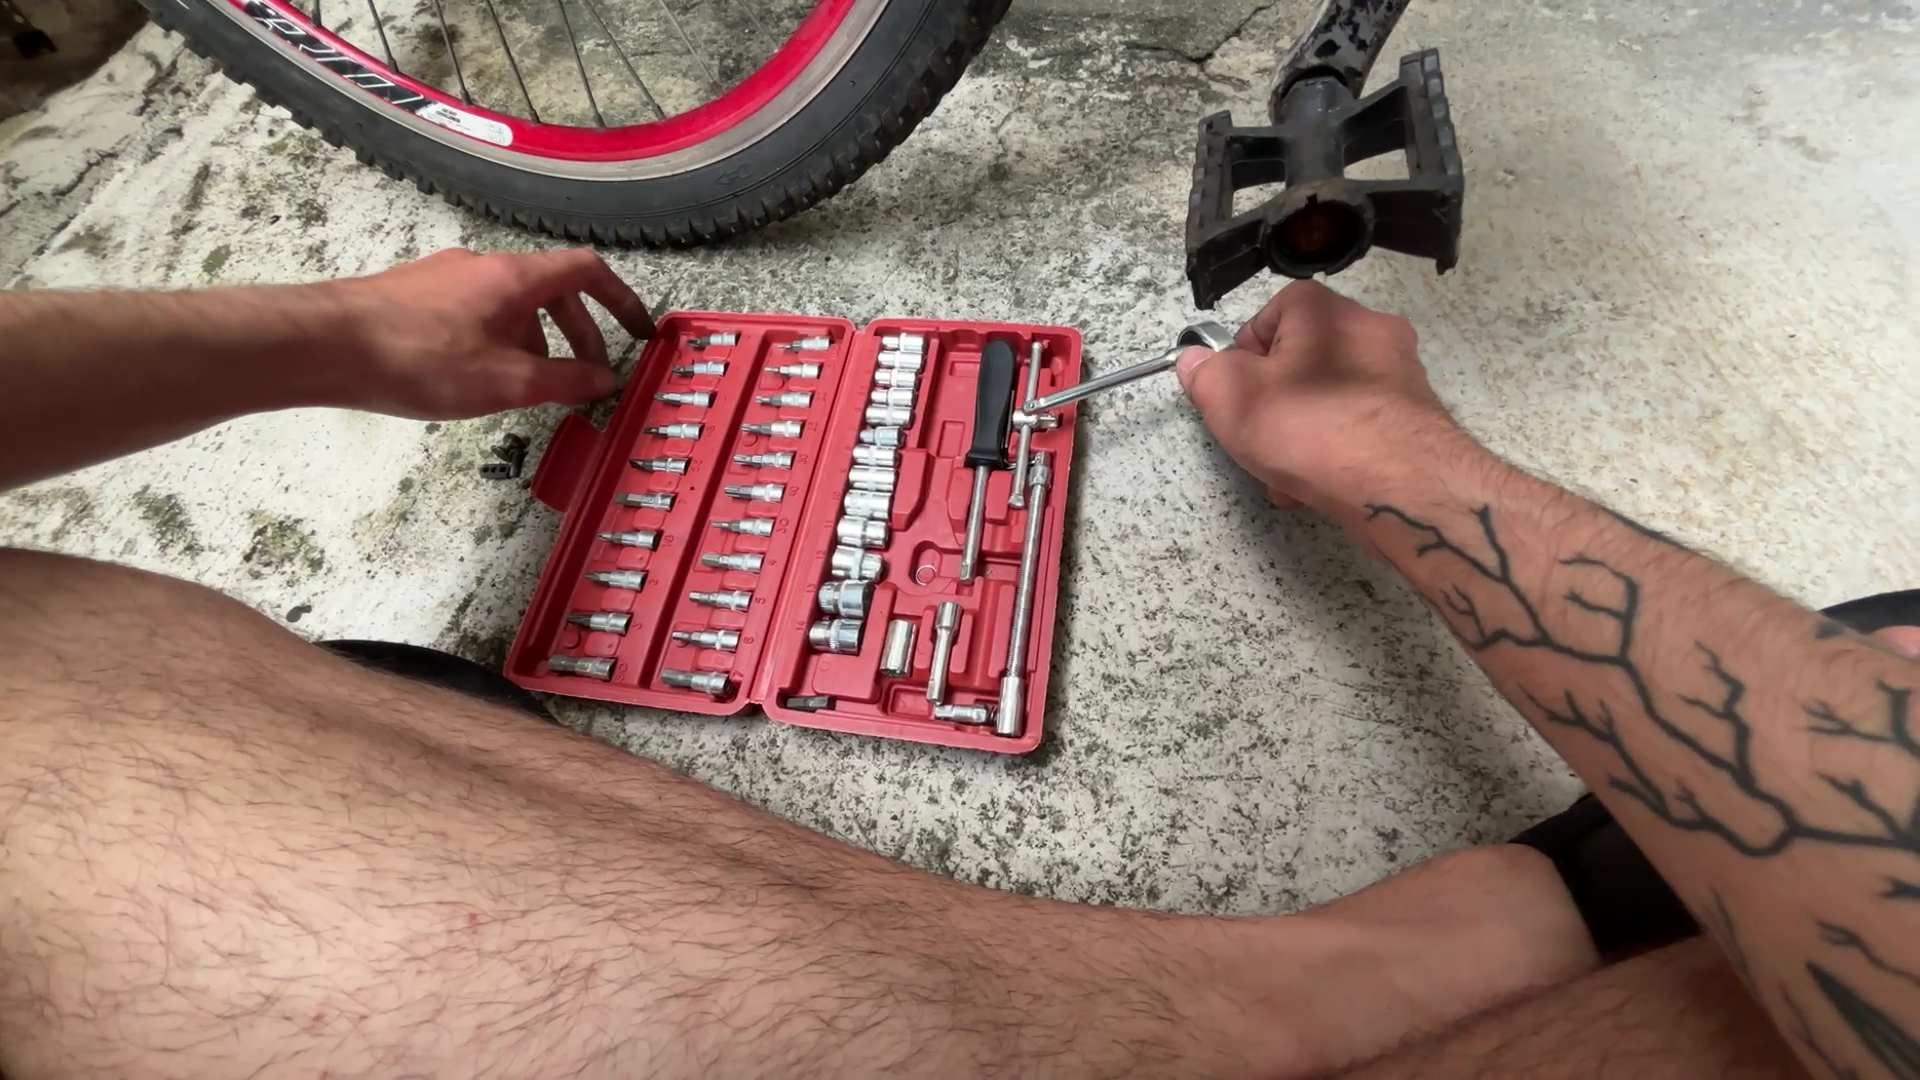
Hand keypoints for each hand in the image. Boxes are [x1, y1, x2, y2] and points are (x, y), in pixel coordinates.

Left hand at [323, 248, 653, 419]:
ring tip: (535, 387)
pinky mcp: (417, 294)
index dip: (623, 300)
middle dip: (582, 336)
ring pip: (516, 306)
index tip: (640, 334)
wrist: (313, 346)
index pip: (588, 271)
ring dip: (542, 344)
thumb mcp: (510, 381)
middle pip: (554, 292)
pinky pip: (482, 312)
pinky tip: (486, 377)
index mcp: (515, 277)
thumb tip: (606, 381)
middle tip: (589, 379)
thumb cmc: (422, 359)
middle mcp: (484, 266)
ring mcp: (447, 277)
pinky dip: (505, 341)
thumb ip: (568, 381)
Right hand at [1176, 279, 1471, 518]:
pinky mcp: (1414, 415)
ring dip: (1298, 429)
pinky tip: (1316, 480)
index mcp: (1324, 310)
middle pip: (1300, 358)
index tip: (1232, 389)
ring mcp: (1399, 373)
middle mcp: (1369, 329)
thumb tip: (1195, 361)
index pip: (1272, 312)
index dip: (1243, 352)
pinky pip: (1356, 424)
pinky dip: (1333, 447)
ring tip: (1283, 468)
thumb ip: (1203, 372)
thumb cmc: (1306, 427)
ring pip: (1327, 396)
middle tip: (1255, 432)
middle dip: (1271, 398)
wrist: (1394, 482)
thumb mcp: (1228, 396)